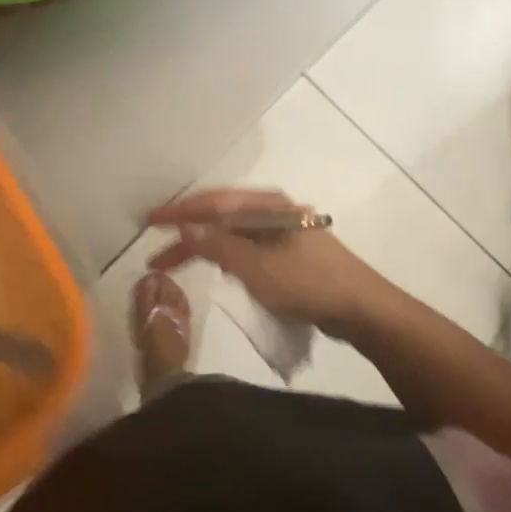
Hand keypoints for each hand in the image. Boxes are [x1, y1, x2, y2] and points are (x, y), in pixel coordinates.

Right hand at [147, 189, 392, 335]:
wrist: (361, 309)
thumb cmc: (308, 284)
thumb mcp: (256, 267)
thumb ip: (218, 246)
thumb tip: (185, 227)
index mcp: (268, 205)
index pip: (213, 202)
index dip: (179, 212)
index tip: (149, 222)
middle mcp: (274, 211)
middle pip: (221, 217)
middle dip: (187, 233)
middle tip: (154, 253)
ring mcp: (282, 231)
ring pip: (232, 233)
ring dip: (204, 246)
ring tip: (173, 264)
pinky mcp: (289, 253)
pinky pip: (246, 247)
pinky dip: (224, 255)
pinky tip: (212, 268)